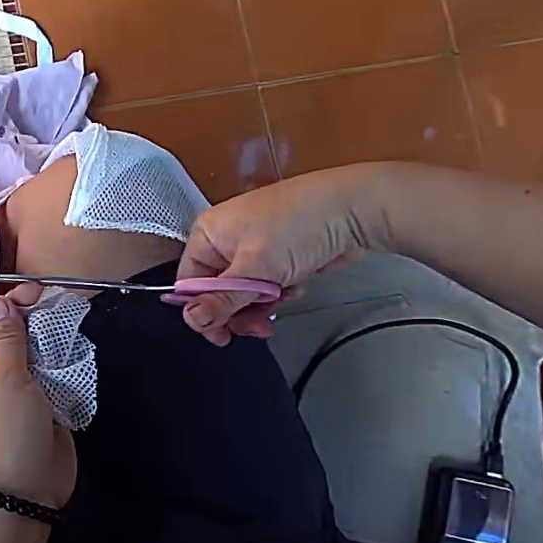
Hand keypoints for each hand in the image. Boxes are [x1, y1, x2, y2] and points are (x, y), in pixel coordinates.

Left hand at [0, 283, 76, 508]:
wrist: (28, 493)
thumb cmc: (8, 434)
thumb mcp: (5, 381)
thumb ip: (7, 340)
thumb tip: (0, 302)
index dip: (10, 306)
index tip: (35, 291)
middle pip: (17, 340)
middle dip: (36, 321)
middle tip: (60, 302)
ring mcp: (25, 395)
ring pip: (41, 357)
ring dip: (55, 341)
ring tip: (73, 317)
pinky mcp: (49, 408)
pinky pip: (58, 378)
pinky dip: (68, 364)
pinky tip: (80, 345)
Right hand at [177, 165, 386, 344]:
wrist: (352, 209)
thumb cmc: (299, 225)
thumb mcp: (253, 270)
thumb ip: (221, 300)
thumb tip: (192, 320)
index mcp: (208, 234)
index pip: (190, 284)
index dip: (203, 312)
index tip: (222, 333)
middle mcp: (226, 240)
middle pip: (217, 293)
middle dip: (239, 310)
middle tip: (258, 323)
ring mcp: (253, 247)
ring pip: (246, 294)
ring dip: (264, 302)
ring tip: (283, 294)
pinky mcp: (277, 255)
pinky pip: (268, 286)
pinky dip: (282, 290)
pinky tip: (297, 282)